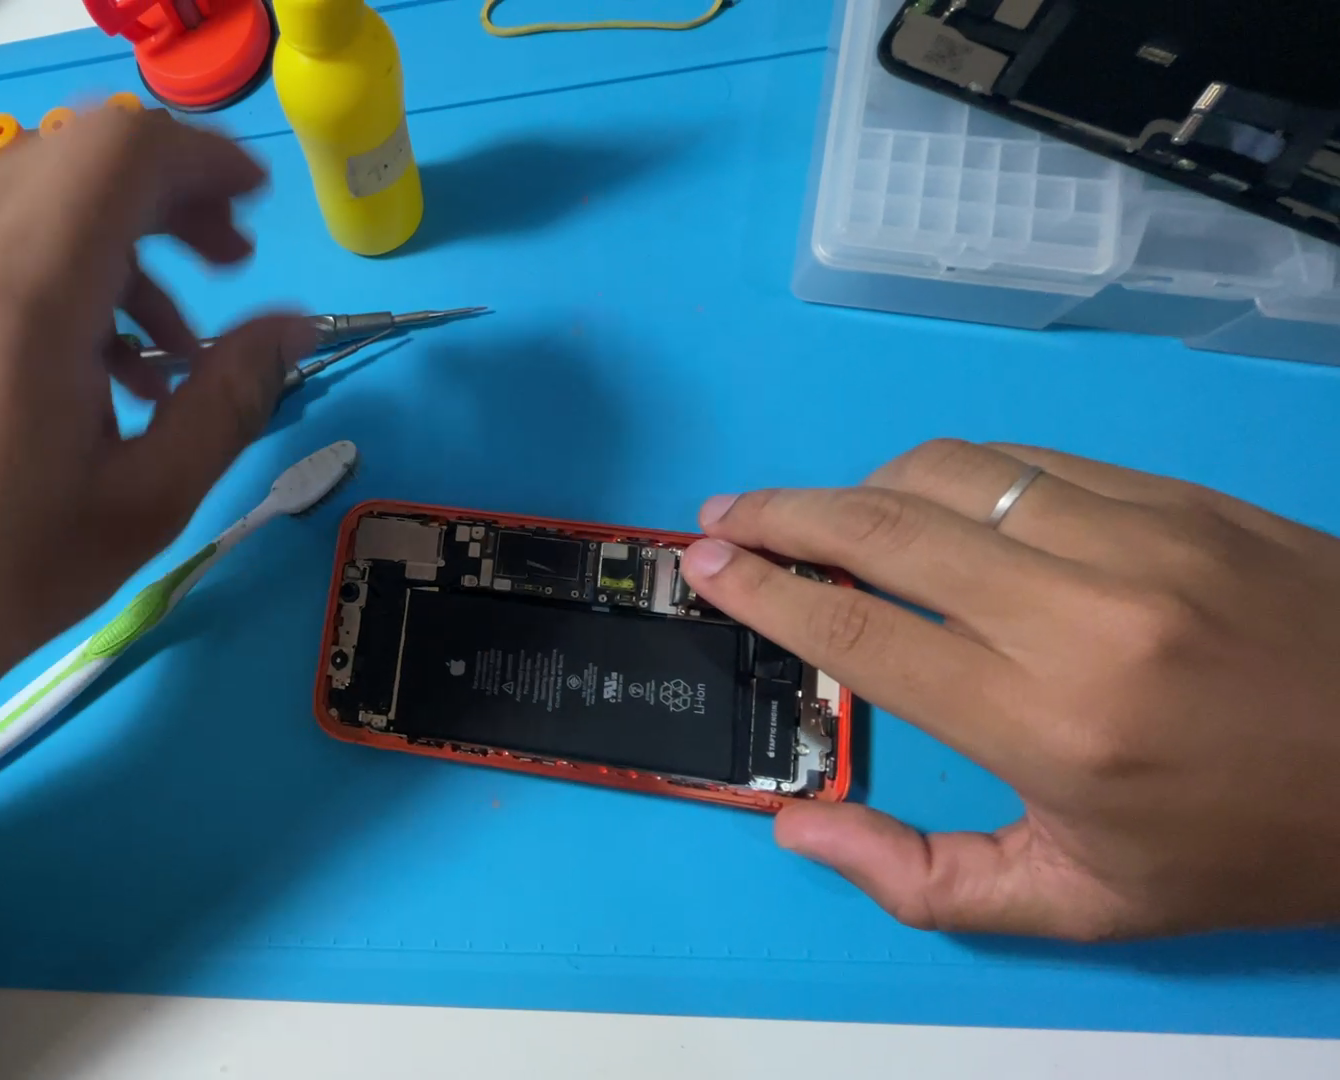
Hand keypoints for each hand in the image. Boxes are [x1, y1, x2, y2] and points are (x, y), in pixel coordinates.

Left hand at [0, 107, 315, 760]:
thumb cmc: (5, 577)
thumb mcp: (149, 498)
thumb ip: (231, 395)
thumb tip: (295, 327)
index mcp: (20, 294)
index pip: (125, 150)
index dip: (207, 160)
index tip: (257, 209)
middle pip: (79, 162)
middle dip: (172, 201)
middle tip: (227, 270)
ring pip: (33, 202)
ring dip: (120, 250)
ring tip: (164, 355)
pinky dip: (59, 276)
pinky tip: (86, 370)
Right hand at [682, 439, 1339, 939]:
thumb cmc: (1248, 842)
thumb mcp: (1083, 903)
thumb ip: (920, 878)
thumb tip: (796, 827)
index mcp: (1048, 724)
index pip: (858, 632)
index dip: (763, 590)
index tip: (704, 563)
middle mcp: (1080, 617)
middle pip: (880, 530)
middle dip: (778, 514)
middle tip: (721, 514)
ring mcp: (1135, 540)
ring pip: (938, 475)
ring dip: (852, 491)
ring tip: (818, 518)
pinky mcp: (1173, 496)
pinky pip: (1012, 460)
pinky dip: (935, 475)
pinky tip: (919, 502)